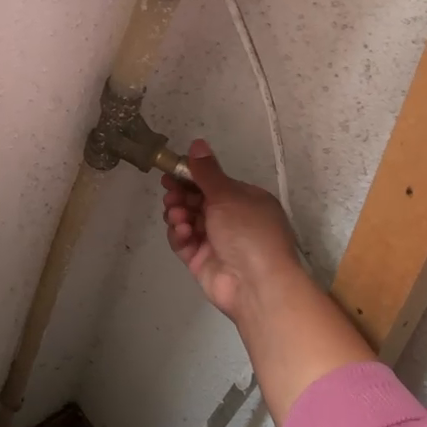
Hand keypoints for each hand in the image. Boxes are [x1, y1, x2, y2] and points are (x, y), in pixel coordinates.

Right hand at [161, 138, 297, 323]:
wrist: (256, 283)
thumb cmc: (248, 231)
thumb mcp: (228, 195)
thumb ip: (207, 172)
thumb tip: (198, 143)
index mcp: (245, 200)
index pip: (213, 184)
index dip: (191, 178)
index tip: (171, 173)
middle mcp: (231, 219)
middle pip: (197, 201)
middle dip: (181, 196)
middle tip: (170, 193)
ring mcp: (215, 241)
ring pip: (187, 220)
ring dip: (179, 214)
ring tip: (178, 215)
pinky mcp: (201, 260)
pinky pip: (183, 242)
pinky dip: (179, 235)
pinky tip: (182, 232)